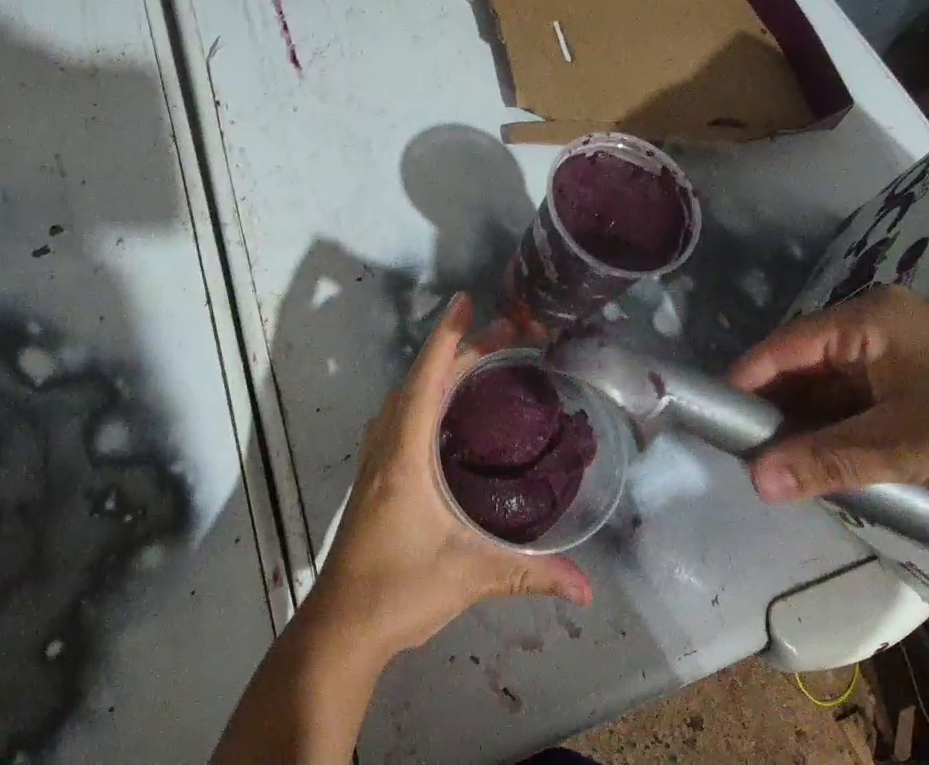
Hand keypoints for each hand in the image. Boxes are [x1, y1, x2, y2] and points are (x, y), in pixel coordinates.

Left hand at [304, 293, 591, 663]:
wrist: (341, 627)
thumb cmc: (398, 591)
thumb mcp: (469, 576)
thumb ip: (529, 574)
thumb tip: (587, 588)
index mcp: (403, 457)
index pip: (425, 382)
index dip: (446, 339)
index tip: (465, 301)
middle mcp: (385, 449)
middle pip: (418, 383)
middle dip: (458, 351)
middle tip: (504, 334)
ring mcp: (375, 464)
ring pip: (404, 400)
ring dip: (438, 373)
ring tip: (480, 362)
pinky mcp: (375, 480)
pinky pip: (399, 419)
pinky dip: (424, 398)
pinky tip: (447, 412)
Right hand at [728, 285, 928, 519]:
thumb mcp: (908, 448)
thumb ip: (827, 461)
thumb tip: (753, 480)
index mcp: (870, 321)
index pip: (784, 346)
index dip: (744, 382)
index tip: (709, 423)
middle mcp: (880, 330)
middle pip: (805, 369)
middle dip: (776, 413)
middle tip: (744, 460)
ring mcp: (905, 359)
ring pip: (834, 392)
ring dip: (810, 430)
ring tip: (779, 473)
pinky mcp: (925, 388)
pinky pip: (864, 408)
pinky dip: (844, 436)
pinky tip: (828, 469)